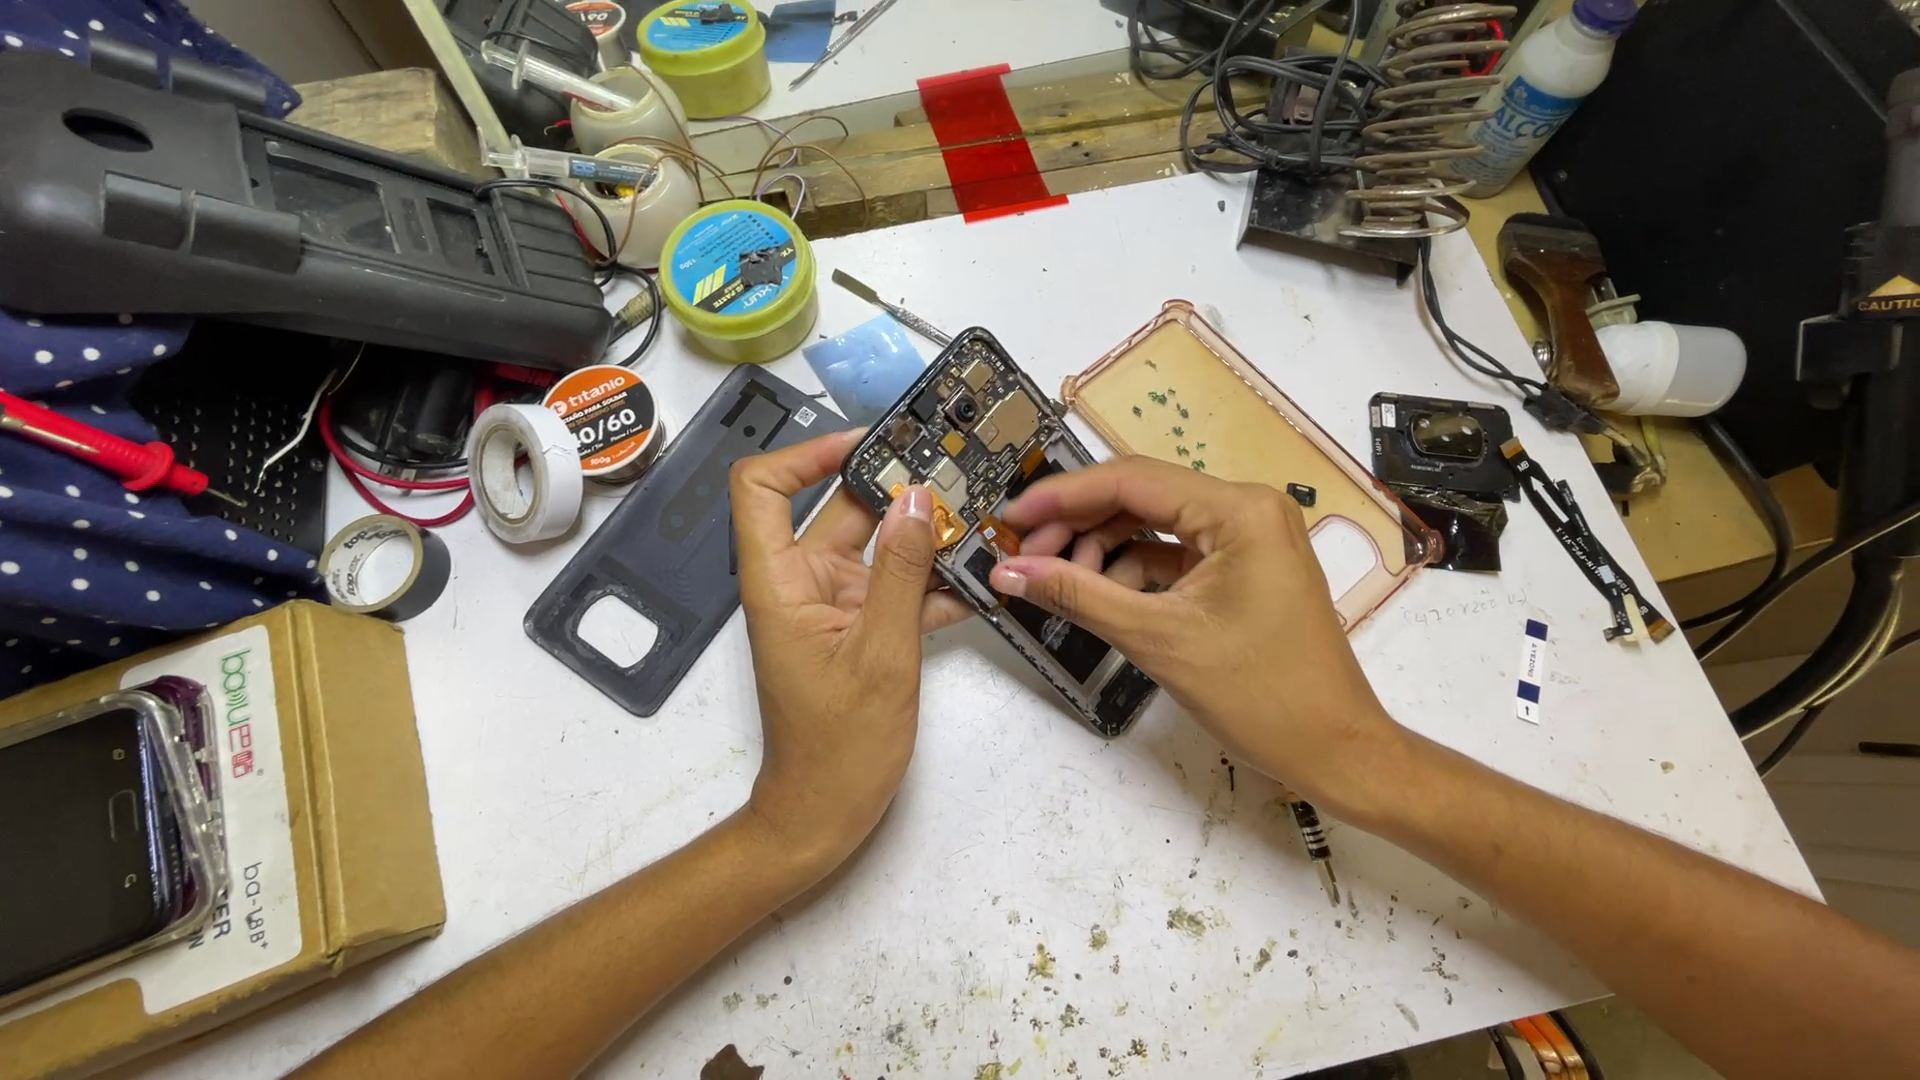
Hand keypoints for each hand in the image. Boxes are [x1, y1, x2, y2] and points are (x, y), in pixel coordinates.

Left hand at [731, 431, 969, 876]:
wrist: (824, 814)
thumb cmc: (840, 746)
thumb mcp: (882, 653)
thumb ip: (902, 573)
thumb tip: (920, 499)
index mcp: (782, 582)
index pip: (762, 489)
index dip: (806, 454)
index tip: (869, 446)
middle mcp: (801, 582)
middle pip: (838, 511)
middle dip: (895, 492)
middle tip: (957, 474)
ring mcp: (832, 605)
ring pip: (876, 548)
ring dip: (923, 538)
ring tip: (979, 523)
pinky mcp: (859, 628)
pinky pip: (893, 588)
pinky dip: (929, 583)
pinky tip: (977, 581)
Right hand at [987, 456, 1404, 819]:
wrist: (1334, 750)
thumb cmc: (1258, 696)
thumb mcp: (1157, 639)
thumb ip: (1077, 595)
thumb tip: (1008, 571)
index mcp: (1238, 510)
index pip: (1130, 481)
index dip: (1061, 497)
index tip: (1010, 518)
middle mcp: (1245, 508)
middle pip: (1138, 497)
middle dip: (1078, 526)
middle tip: (1027, 558)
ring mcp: (1246, 536)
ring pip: (1151, 525)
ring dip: (1101, 550)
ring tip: (1062, 585)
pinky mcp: (1240, 565)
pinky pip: (1171, 553)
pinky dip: (1131, 571)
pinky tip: (1101, 596)